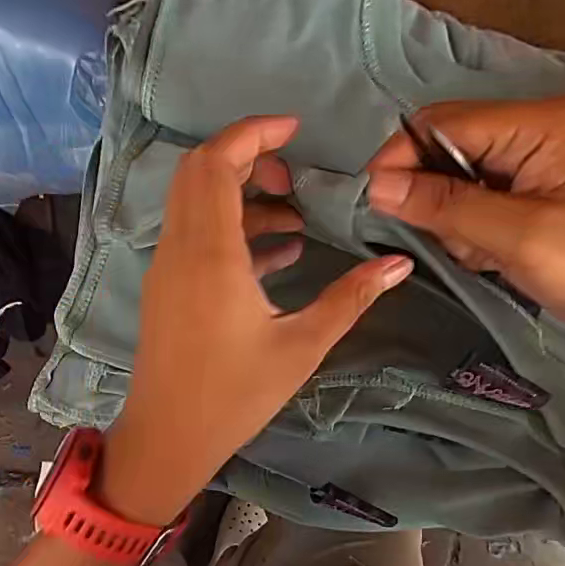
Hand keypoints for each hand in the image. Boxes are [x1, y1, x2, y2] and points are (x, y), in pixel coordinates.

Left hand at [96, 115, 414, 525]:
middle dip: (247, 160)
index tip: (293, 128)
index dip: (252, 134)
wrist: (168, 437)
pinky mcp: (166, 288)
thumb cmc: (234, 395)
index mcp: (210, 254)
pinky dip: (229, 230)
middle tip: (295, 179)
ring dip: (242, 198)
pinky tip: (274, 254)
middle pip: (199, 172)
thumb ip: (349, 298)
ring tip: (295, 221)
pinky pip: (194, 237)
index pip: (216, 164)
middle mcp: (179, 249)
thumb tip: (398, 264)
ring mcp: (167, 268)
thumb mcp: (300, 347)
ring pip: (195, 204)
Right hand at [364, 97, 564, 333]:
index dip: (401, 156)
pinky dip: (469, 232)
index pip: (444, 123)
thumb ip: (444, 205)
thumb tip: (375, 185)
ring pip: (454, 182)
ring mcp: (532, 164)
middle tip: (455, 239)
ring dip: (454, 221)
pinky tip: (494, 255)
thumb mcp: (515, 235)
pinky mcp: (529, 193)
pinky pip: (473, 203)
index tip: (375, 200)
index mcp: (540, 123)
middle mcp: (534, 132)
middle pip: (446, 150)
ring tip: (486, 253)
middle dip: (435, 197)